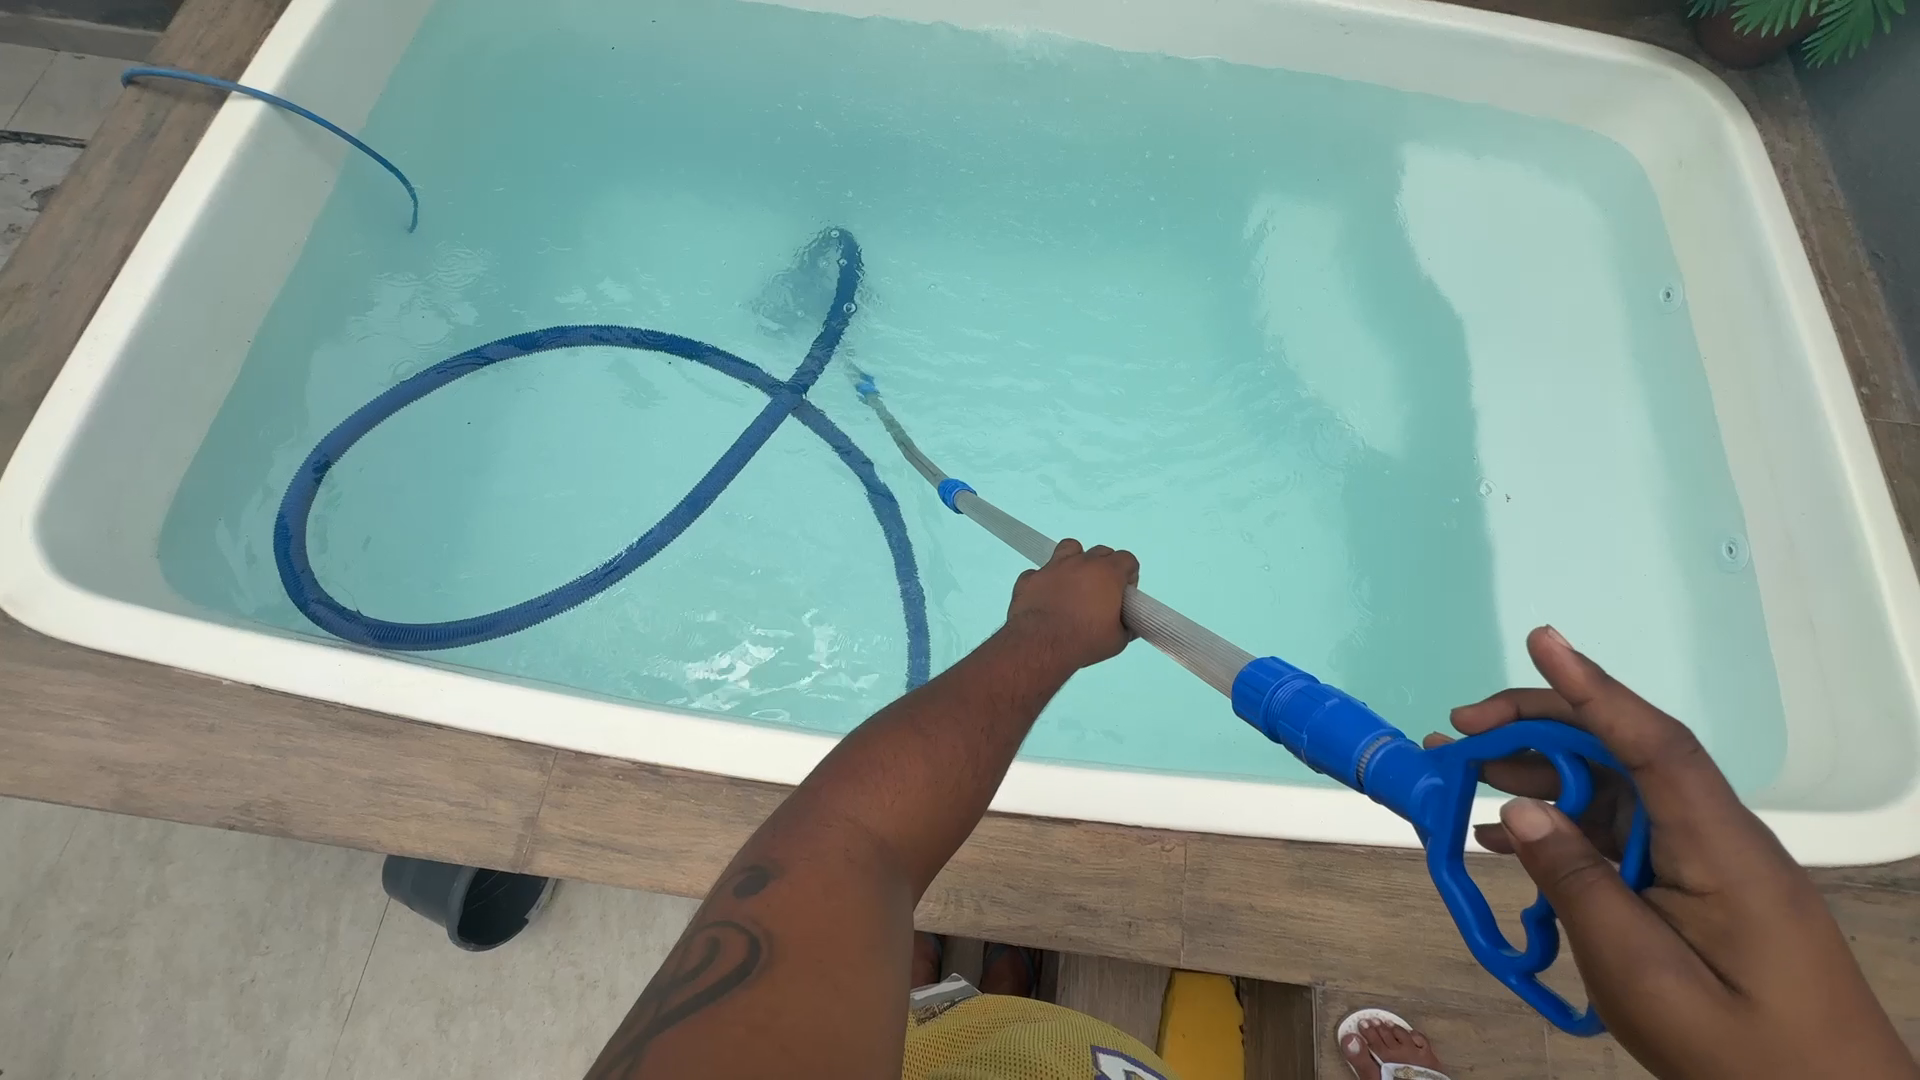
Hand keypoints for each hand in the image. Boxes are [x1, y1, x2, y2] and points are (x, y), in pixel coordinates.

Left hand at [1002, 539, 1137, 671]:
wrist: (1041, 646)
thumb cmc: (1085, 641)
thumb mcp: (1118, 640)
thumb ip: (1125, 625)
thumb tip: (1126, 624)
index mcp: (1107, 573)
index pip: (1127, 559)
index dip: (1128, 576)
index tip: (1124, 593)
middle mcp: (1081, 562)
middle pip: (1100, 552)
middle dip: (1104, 568)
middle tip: (1101, 592)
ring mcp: (1052, 567)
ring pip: (1068, 548)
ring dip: (1074, 562)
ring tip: (1072, 584)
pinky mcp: (1029, 578)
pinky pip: (1038, 573)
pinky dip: (1043, 582)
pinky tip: (1044, 598)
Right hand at [1441, 626, 1914, 1079]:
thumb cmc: (1744, 1057)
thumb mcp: (1645, 976)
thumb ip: (1577, 885)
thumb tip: (1515, 807)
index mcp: (1721, 849)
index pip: (1654, 743)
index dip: (1594, 687)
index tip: (1542, 639)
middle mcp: (1709, 836)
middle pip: (1617, 752)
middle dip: (1535, 726)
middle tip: (1458, 728)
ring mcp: (1694, 859)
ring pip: (1602, 787)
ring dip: (1528, 773)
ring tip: (1456, 768)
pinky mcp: (1678, 882)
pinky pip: (1603, 831)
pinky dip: (1545, 822)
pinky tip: (1494, 834)